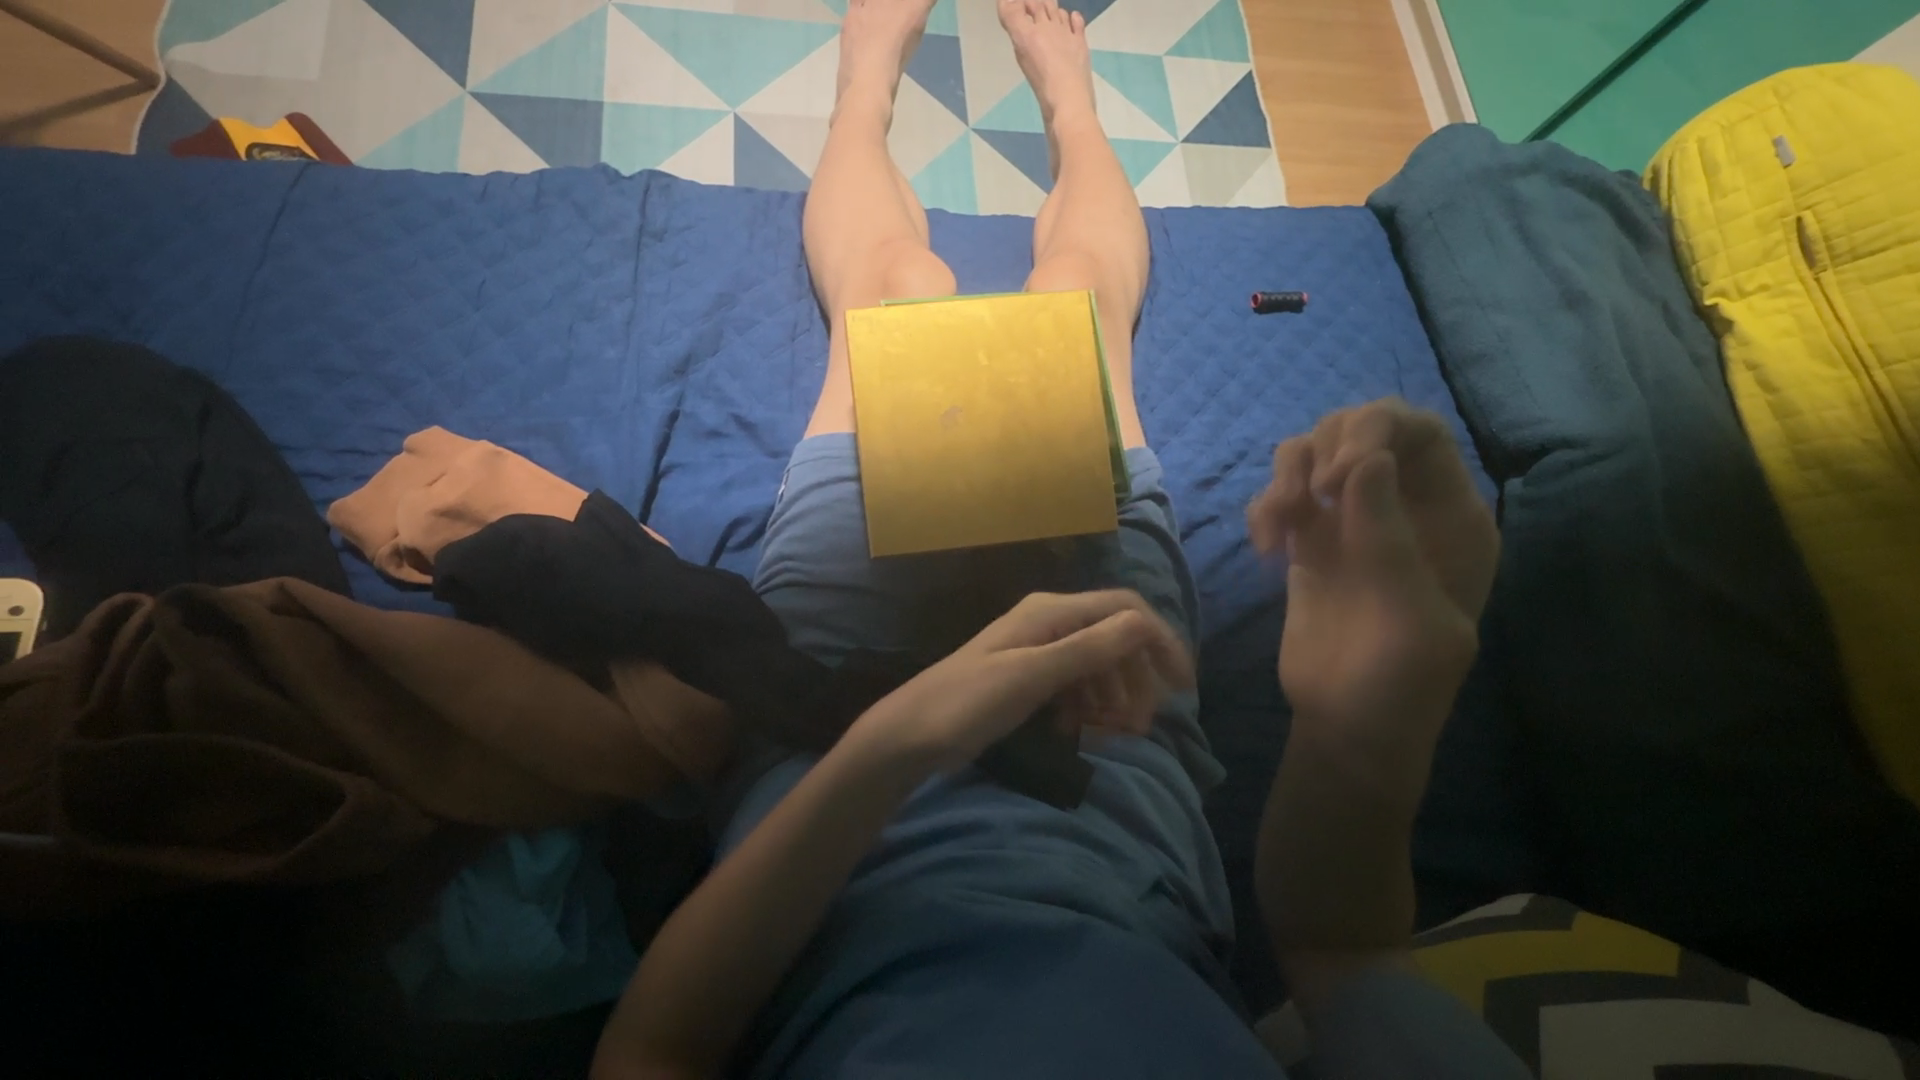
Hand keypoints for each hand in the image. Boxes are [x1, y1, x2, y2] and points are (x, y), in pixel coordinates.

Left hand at [844, 591, 1194, 773]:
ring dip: (1113, 697)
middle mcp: (1049, 622)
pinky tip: (1076, 732)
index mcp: (1052, 611)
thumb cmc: (969, 702)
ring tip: (1111, 735)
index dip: (1160, 642)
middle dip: (1135, 680)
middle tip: (1139, 728)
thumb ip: (1090, 648)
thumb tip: (1146, 624)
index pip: (1125, 610)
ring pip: (1097, 665)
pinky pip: (1074, 685)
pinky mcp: (1028, 678)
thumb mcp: (1033, 676)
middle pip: (1115, 639)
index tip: (1182, 688)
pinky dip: (1086, 706)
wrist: (911, 734)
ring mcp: (1037, 650)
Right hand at [1247, 400, 1497, 751]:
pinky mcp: (1307, 540)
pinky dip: (1265, 506)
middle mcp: (1402, 507)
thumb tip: (1365, 460)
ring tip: (1277, 523)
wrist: (1344, 725)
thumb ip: (1391, 539)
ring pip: (1315, 451)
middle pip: (1363, 428)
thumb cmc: (1397, 684)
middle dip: (1328, 445)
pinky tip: (1265, 546)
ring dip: (1287, 473)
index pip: (1421, 434)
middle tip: (1309, 496)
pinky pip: (1281, 493)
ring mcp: (1350, 521)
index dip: (1378, 432)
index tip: (1339, 476)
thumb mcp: (1412, 620)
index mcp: (1450, 518)